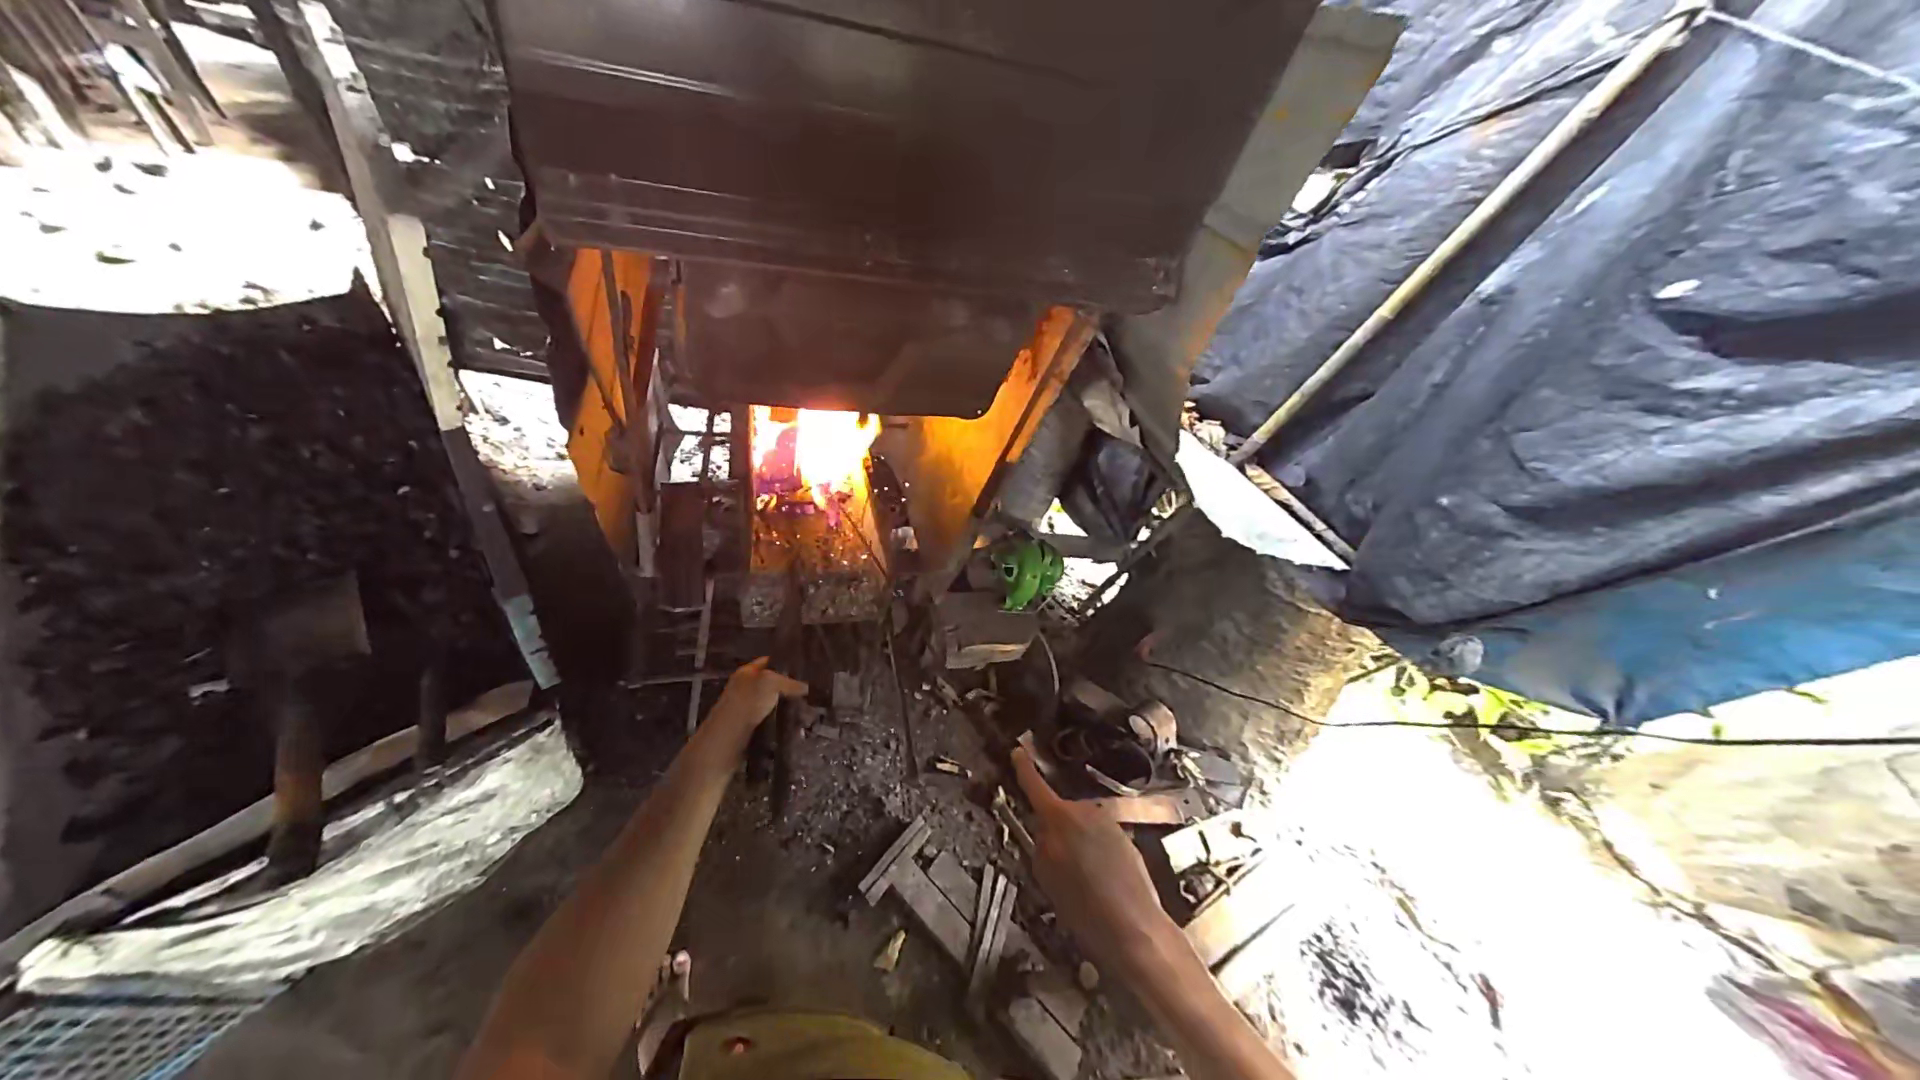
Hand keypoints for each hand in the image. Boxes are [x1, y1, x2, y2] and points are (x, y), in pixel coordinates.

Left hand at [698, 658, 806, 756]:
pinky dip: (782, 720)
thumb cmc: (746, 704)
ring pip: (774, 702)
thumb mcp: (770, 683)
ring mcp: (748, 708)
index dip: (785, 661)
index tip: (805, 667)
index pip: (769, 661)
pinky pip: (772, 719)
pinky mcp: (751, 727)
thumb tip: (807, 687)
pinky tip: (796, 721)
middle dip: (789, 686)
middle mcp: (745, 688)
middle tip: (811, 688)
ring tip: (809, 706)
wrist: (726, 740)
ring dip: (787, 705)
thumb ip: (790, 682)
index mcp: (746, 672)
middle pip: (772, 682)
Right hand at [1012, 747, 1182, 972]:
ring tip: (1081, 880)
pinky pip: (1100, 839)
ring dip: (1077, 843)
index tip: (1017, 751)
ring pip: (1082, 827)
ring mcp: (1109, 823)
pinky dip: (1095, 853)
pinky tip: (1100, 882)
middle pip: (1060, 812)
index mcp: (1059, 818)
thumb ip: (1040, 844)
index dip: (1024, 769)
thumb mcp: (1046, 875)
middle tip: (1055, 865)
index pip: (1035, 787)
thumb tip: (1043, 830)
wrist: (1132, 927)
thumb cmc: (1082, 905)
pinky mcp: (1126, 838)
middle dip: (1055, 830)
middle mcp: (1085, 811)